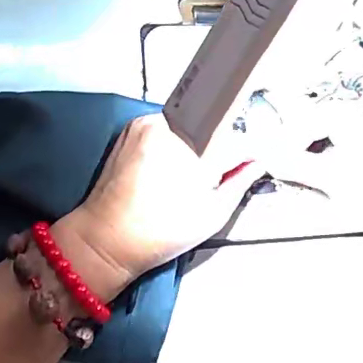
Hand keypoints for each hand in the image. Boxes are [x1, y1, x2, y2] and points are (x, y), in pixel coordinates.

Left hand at [54, 114, 261, 295]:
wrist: (107, 239)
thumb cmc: (159, 231)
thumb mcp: (213, 213)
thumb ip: (239, 182)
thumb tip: (256, 163)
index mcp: (192, 145)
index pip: (232, 132)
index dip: (242, 148)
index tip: (245, 161)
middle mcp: (167, 124)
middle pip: (206, 126)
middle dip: (215, 148)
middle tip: (208, 177)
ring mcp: (144, 123)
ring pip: (185, 126)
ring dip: (191, 145)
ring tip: (182, 177)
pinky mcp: (130, 129)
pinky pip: (163, 129)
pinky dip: (170, 145)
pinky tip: (164, 172)